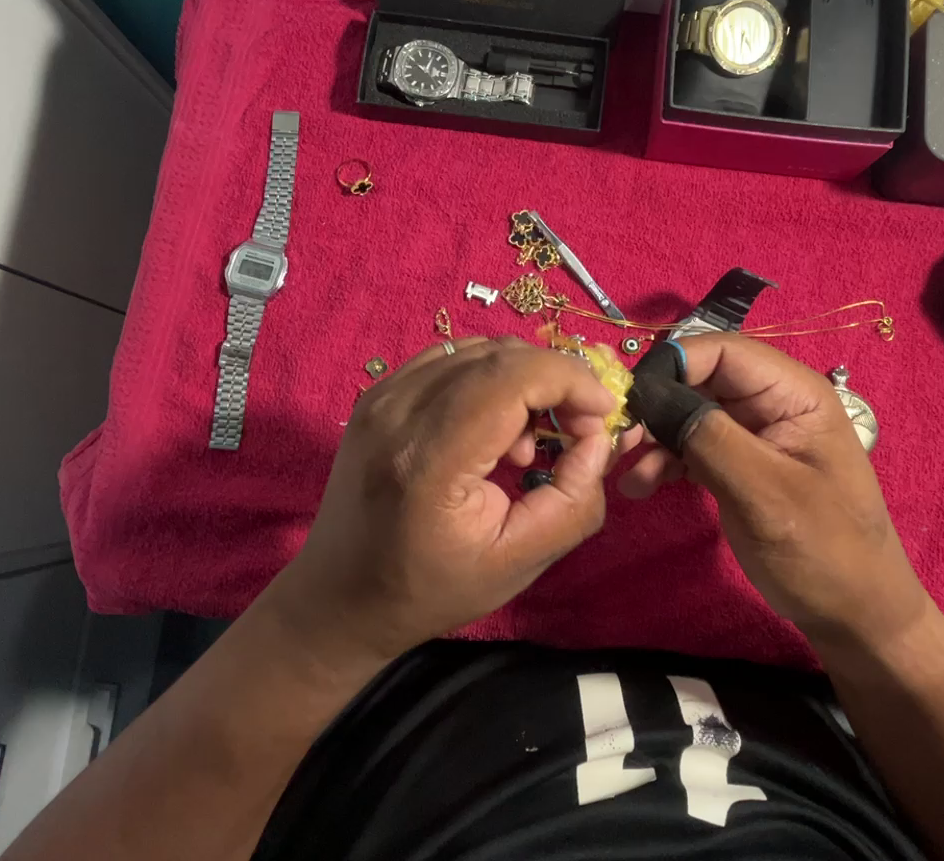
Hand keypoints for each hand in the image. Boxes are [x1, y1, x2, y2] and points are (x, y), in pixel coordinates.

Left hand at [263, 337, 633, 665]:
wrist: (340, 595)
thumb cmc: (430, 589)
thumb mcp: (518, 562)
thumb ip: (574, 499)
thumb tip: (597, 436)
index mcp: (428, 460)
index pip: (511, 377)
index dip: (570, 379)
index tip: (603, 412)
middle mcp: (398, 412)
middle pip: (499, 355)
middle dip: (555, 379)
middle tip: (577, 428)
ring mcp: (381, 396)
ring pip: (477, 349)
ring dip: (522, 380)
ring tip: (529, 442)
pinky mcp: (378, 393)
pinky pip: (451, 359)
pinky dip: (489, 380)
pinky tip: (492, 430)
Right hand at [618, 334, 933, 660]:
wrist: (851, 615)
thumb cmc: (823, 550)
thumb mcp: (765, 492)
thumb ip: (708, 435)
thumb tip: (649, 393)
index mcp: (793, 393)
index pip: (721, 350)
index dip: (672, 366)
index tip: (631, 403)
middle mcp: (769, 402)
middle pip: (697, 379)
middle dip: (656, 406)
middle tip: (620, 443)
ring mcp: (750, 433)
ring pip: (686, 413)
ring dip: (653, 439)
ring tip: (629, 476)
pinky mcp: (733, 463)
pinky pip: (688, 446)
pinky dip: (661, 462)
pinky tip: (640, 488)